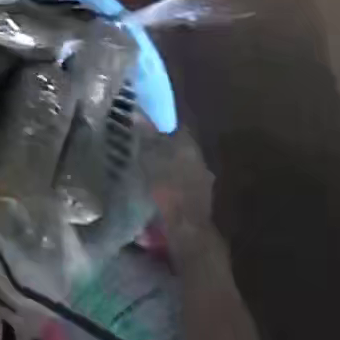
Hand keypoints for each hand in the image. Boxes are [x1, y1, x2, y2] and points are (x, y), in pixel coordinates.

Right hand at [141, 124, 216, 246]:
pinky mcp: (199, 200)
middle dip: (161, 146)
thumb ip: (145, 134)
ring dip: (166, 165)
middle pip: (179, 147)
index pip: (176, 127)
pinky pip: (181, 182)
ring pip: (180, 166)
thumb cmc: (166, 186)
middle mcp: (200, 161)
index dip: (160, 124)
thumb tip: (137, 111)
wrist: (186, 228)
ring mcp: (202, 182)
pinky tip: (155, 187)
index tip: (142, 124)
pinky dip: (169, 182)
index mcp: (189, 146)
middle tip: (139, 146)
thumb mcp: (148, 156)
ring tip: (145, 168)